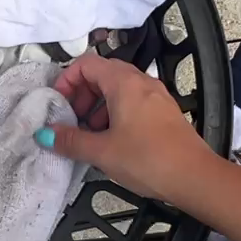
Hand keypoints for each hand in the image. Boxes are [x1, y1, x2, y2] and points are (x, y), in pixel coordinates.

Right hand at [43, 54, 220, 201]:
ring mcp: (156, 95)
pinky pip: (134, 101)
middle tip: (71, 119)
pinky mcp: (165, 111)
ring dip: (98, 105)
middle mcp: (141, 81)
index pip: (87, 63)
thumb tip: (45, 134)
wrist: (195, 177)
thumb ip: (71, 140)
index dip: (67, 80)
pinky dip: (116, 112)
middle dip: (81, 94)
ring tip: (89, 133)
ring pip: (118, 88)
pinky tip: (112, 139)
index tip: (58, 104)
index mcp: (124, 82)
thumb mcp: (102, 152)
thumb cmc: (147, 159)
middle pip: (102, 73)